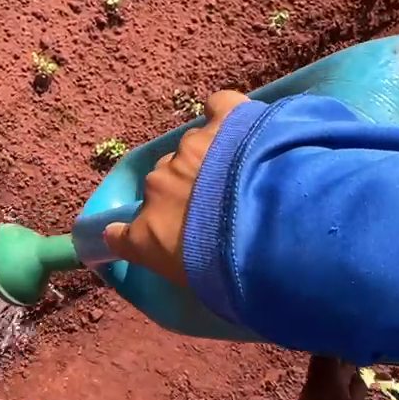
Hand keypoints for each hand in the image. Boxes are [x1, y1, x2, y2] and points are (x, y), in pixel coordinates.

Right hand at [99, 89, 248, 284]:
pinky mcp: (225, 121)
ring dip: (210, 163)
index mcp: (148, 232)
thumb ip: (185, 270)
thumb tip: (184, 265)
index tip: (143, 237)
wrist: (278, 231)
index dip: (133, 233)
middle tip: (221, 211)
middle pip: (165, 185)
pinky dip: (225, 114)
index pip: (121, 234)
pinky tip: (240, 124)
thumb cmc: (242, 274)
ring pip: (193, 152)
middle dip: (187, 195)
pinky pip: (219, 108)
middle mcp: (159, 186)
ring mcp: (191, 150)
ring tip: (244, 177)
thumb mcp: (207, 292)